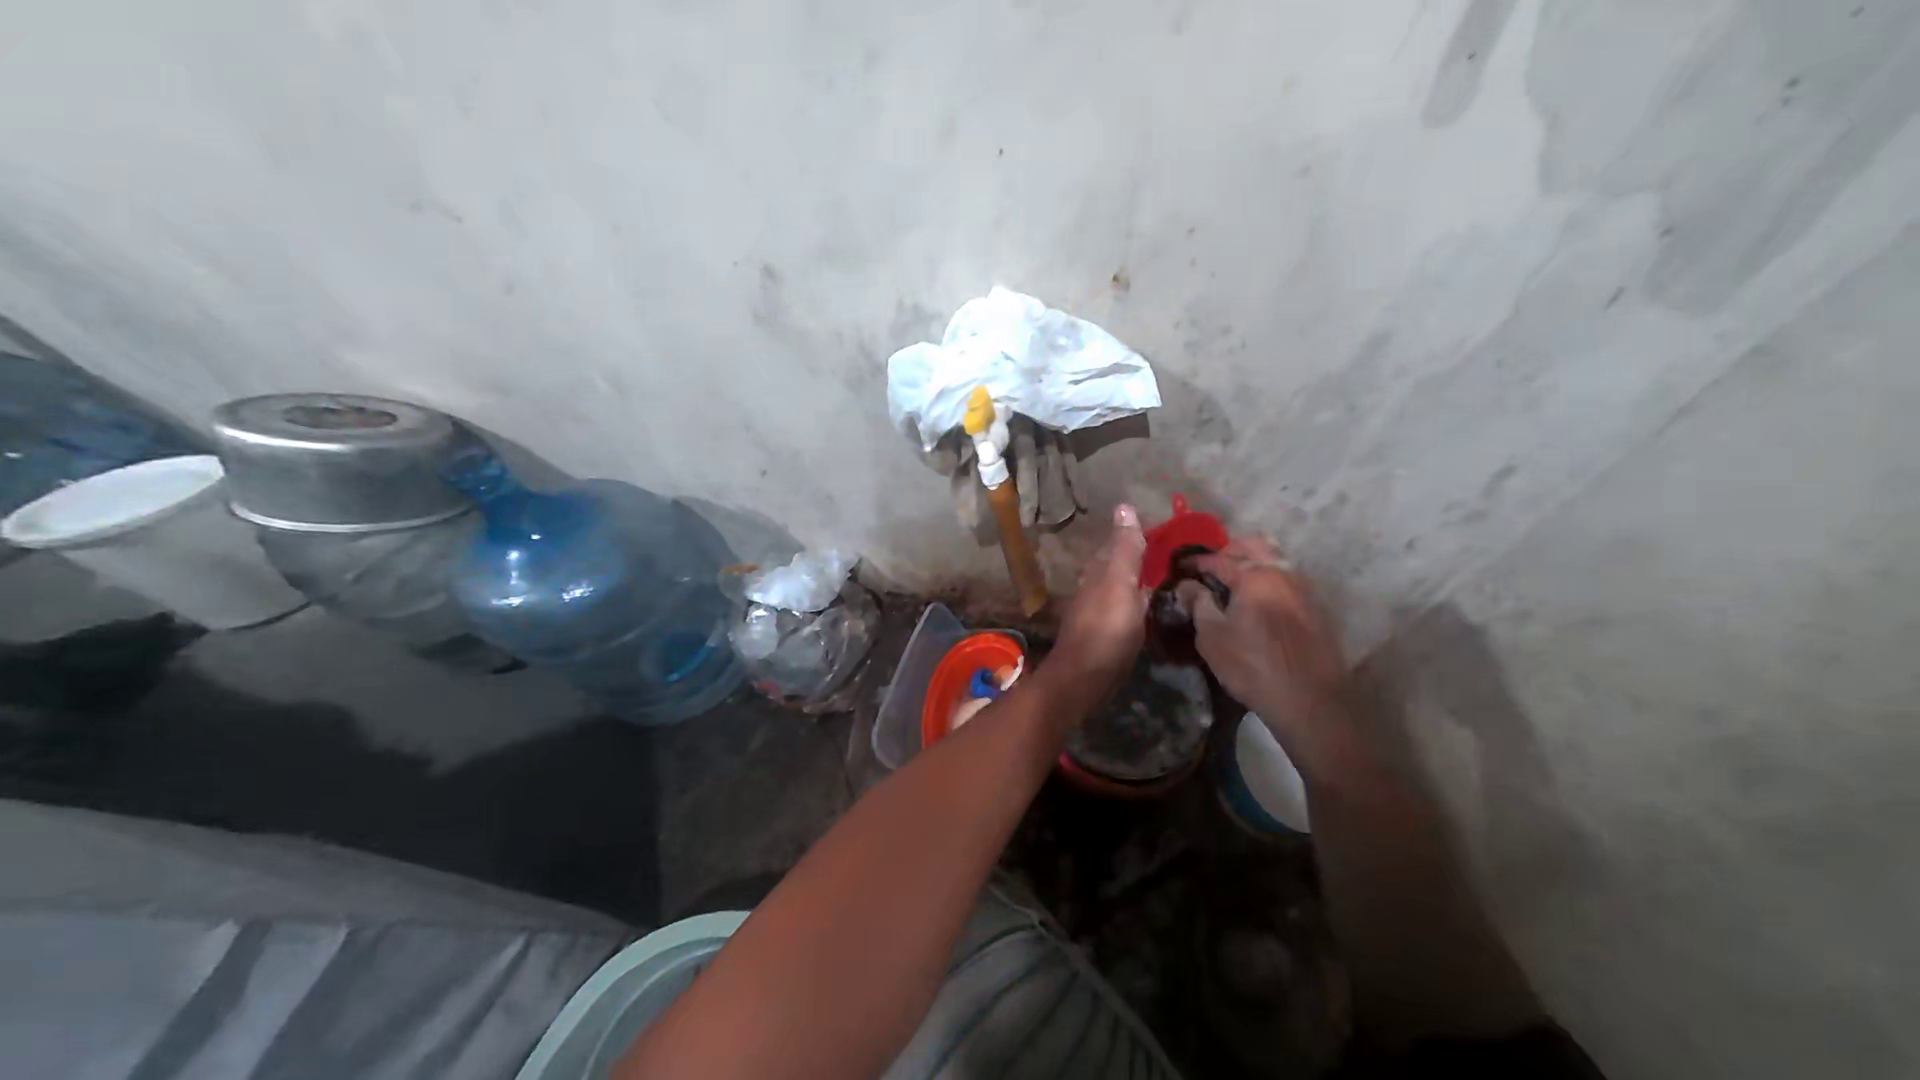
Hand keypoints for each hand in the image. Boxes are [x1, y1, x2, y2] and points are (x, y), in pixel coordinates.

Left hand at [1049, 504, 1147, 693]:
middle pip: (1119, 565)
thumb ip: (1124, 548)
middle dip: (1139, 557)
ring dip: (1139, 580)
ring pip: (1121, 587)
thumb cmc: (1107, 627)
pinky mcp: (1106, 633)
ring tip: (1166, 577)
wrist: (1086, 676)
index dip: (1138, 536)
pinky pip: (1125, 609)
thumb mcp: (1120, 582)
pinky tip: (1149, 608)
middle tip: (1171, 554)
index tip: (1166, 531)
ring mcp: (1099, 611)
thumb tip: (1124, 505)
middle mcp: (1095, 586)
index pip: (1118, 544)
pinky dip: (1137, 603)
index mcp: (1099, 571)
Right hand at [1176, 537, 1347, 737]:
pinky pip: (1287, 579)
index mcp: (1254, 576)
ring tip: (1234, 582)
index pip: (1218, 558)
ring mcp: (1304, 588)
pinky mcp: (1316, 607)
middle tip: (1210, 568)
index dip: (1195, 561)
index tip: (1180, 566)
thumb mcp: (1212, 637)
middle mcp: (1283, 573)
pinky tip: (1258, 600)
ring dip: (1253, 562)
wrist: (1310, 700)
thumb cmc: (1252, 667)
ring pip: (1275, 560)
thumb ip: (1198, 603)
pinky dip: (1269, 579)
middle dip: (1229, 551)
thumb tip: (1187, 585)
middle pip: (1254, 545)